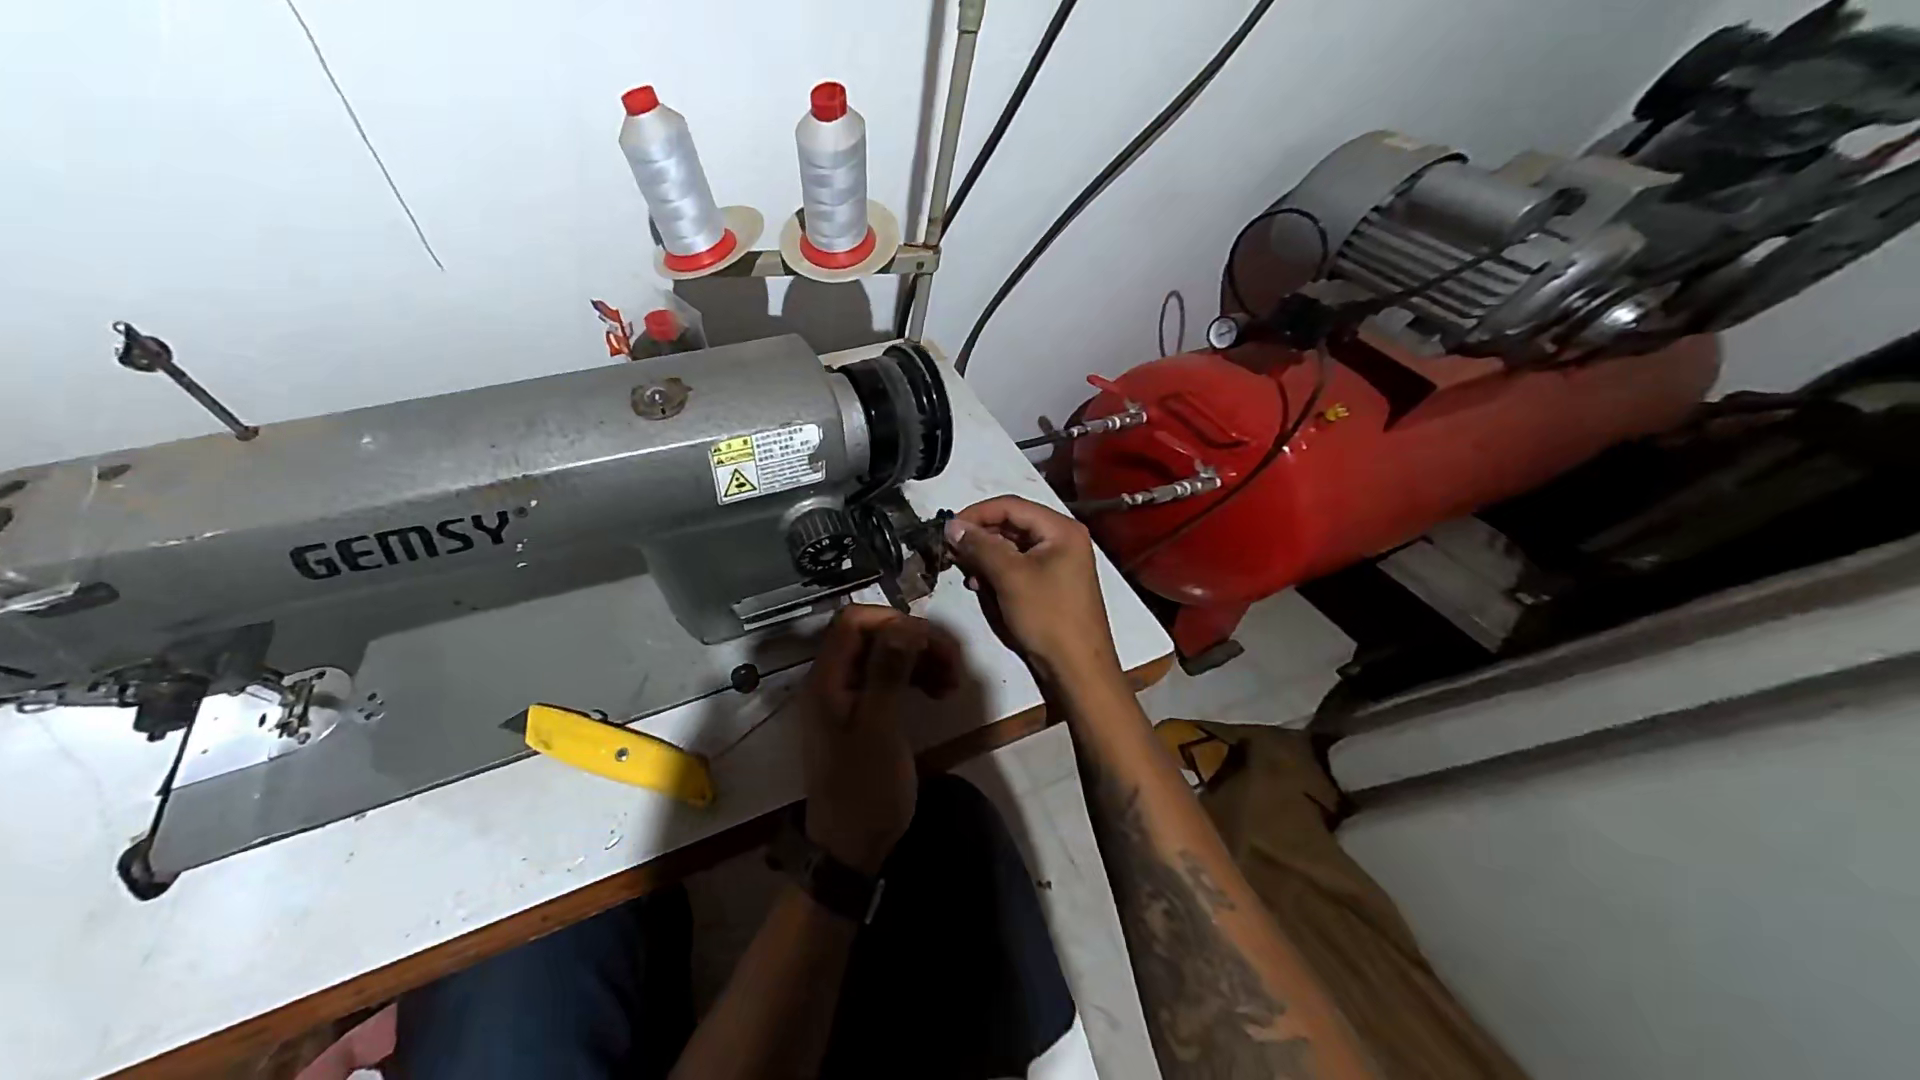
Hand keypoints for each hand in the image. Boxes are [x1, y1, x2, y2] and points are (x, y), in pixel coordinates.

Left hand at [801, 605, 959, 873]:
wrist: (853, 846)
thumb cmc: (865, 789)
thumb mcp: (880, 728)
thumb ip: (888, 672)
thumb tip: (905, 624)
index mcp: (827, 679)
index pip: (853, 621)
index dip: (893, 620)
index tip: (930, 643)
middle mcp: (834, 680)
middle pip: (873, 634)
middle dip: (915, 640)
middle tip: (952, 663)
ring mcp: (848, 696)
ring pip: (886, 654)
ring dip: (921, 658)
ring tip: (952, 681)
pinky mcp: (865, 713)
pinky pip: (890, 678)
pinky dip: (916, 677)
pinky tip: (939, 691)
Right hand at [944, 496, 1121, 684]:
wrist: (1077, 668)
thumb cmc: (1047, 617)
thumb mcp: (1010, 577)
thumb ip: (980, 546)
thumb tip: (952, 526)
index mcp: (1061, 529)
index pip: (1011, 505)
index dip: (977, 513)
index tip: (948, 528)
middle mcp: (1062, 539)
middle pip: (1012, 524)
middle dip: (980, 536)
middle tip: (951, 550)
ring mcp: (1058, 562)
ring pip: (1012, 547)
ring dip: (985, 556)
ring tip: (963, 570)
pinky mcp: (1050, 584)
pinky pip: (1018, 567)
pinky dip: (997, 572)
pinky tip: (979, 585)